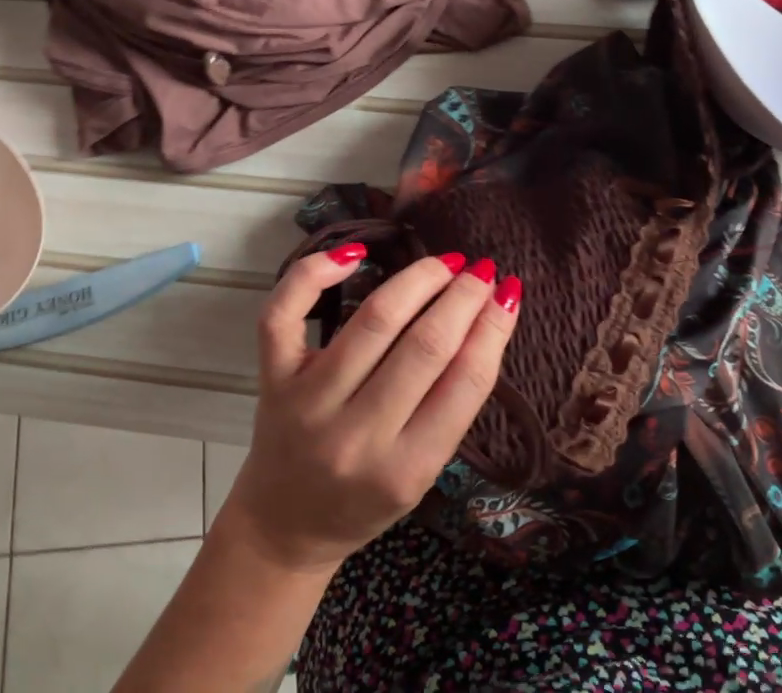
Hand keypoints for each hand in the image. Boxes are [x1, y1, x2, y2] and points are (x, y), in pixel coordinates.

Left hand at [215, 246, 521, 572]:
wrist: (285, 527)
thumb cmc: (365, 501)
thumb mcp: (423, 474)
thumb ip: (451, 409)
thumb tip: (488, 321)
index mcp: (406, 469)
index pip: (464, 383)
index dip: (493, 328)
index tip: (509, 291)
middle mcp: (357, 435)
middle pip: (424, 346)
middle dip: (462, 297)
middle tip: (481, 271)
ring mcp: (309, 403)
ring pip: (371, 321)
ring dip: (417, 281)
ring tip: (444, 264)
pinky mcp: (272, 380)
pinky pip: (284, 315)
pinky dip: (314, 274)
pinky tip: (355, 254)